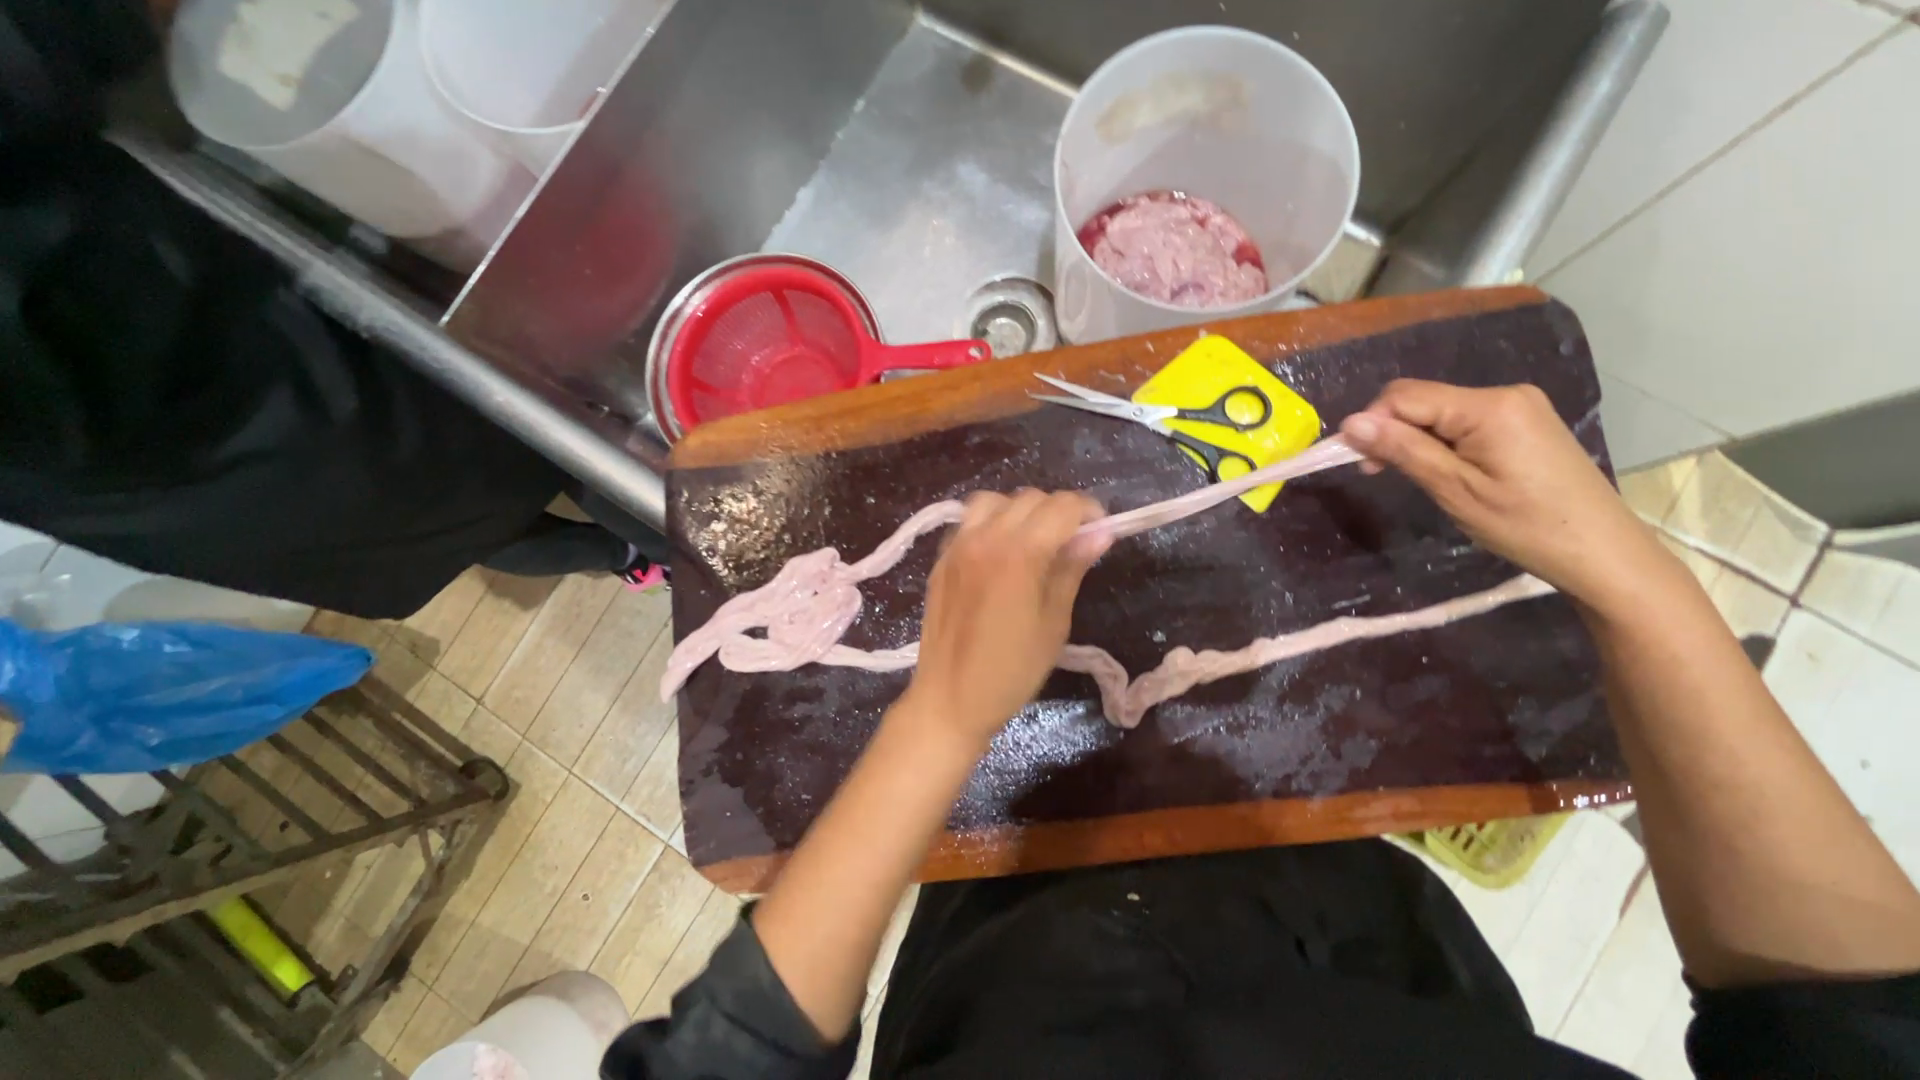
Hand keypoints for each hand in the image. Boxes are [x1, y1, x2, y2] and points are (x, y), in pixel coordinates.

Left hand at [899, 490, 1110, 747]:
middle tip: (1071, 543)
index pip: (1063, 506)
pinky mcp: (941, 559)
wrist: (949, 699)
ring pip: (995, 501)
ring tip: (1032, 542)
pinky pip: (968, 521)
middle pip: (1030, 498)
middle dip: (1057, 512)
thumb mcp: (1054, 623)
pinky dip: (990, 523)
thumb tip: (1100, 533)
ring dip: (1020, 511)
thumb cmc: (1011, 671)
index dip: (1088, 512)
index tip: (1100, 531)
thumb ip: (1072, 569)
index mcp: (1020, 554)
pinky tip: (1000, 553)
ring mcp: (958, 546)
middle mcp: (986, 538)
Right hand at [1338, 380, 1666, 606]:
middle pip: (1423, 400)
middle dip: (1393, 431)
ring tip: (1419, 480)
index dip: (1372, 423)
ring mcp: (1520, 406)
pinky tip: (1449, 473)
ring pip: (1442, 412)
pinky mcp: (1526, 423)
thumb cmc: (1526, 526)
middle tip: (1380, 475)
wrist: (1602, 552)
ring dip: (1417, 440)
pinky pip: (1466, 421)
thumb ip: (1404, 451)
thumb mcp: (1455, 491)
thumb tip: (1350, 423)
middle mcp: (1505, 393)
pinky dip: (1444, 443)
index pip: (1404, 395)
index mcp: (1489, 406)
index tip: (1360, 464)